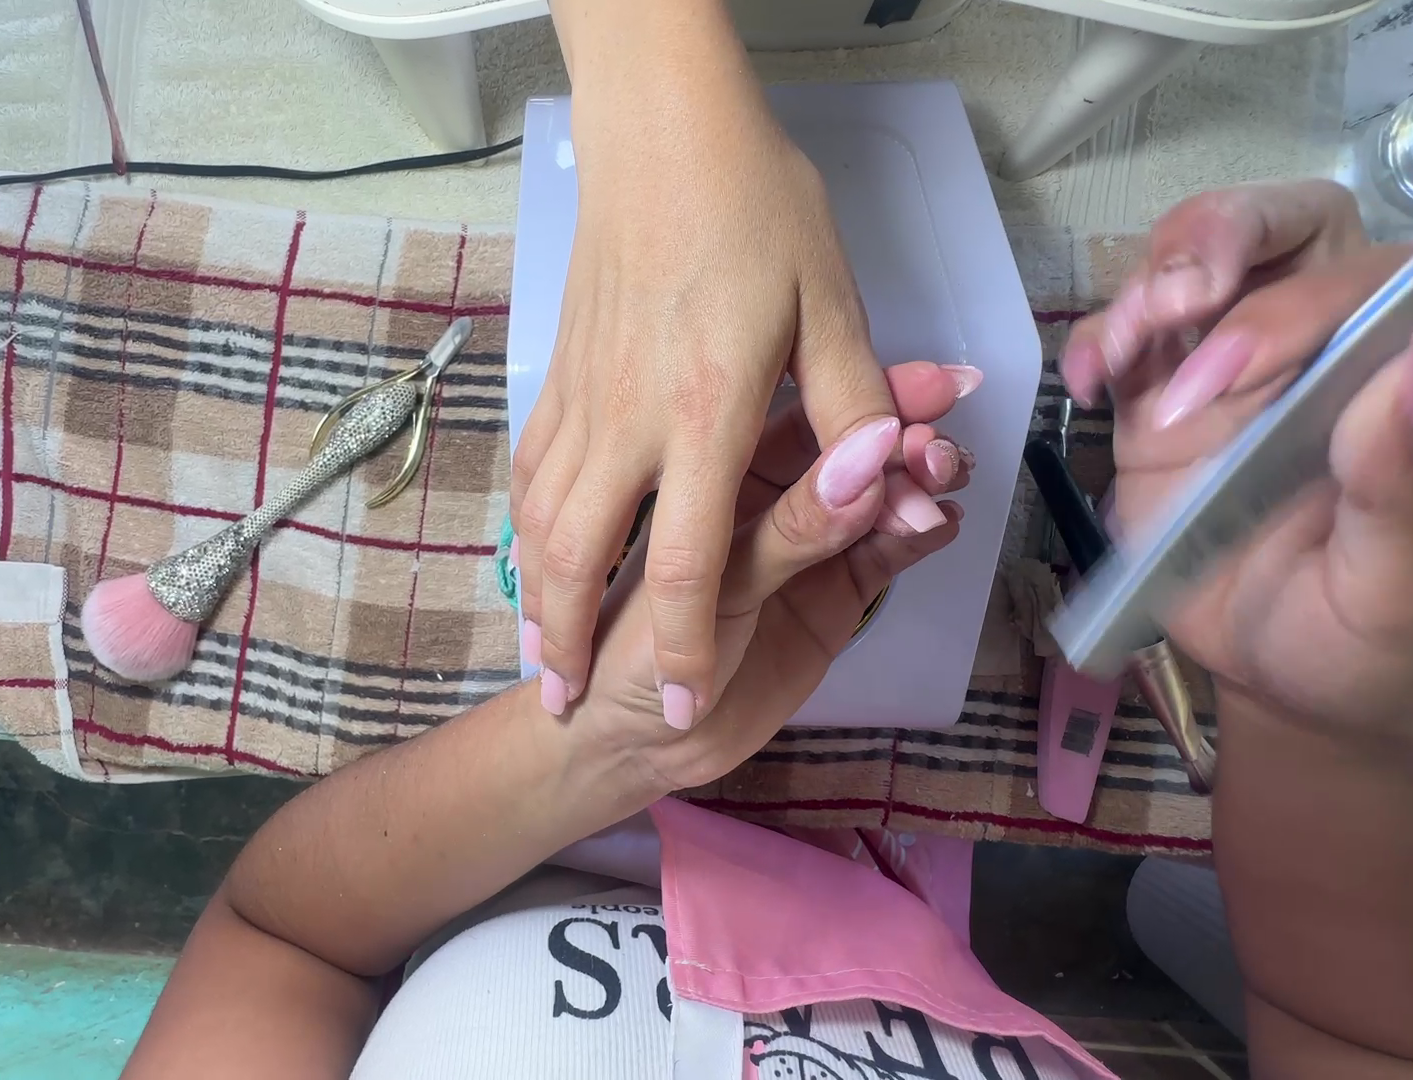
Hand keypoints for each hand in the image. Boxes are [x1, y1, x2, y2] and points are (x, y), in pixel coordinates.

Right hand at [511, 62, 962, 731]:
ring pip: (538, 519)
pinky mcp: (556, 378)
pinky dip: (524, 528)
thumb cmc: (753, 212)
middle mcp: (627, 422)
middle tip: (563, 701)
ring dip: (532, 595)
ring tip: (536, 653)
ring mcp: (581, 401)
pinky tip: (529, 554)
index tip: (677, 707)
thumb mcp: (830, 304)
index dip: (681, 646)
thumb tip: (887, 474)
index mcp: (704, 413)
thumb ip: (852, 403)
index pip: (685, 561)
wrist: (660, 137)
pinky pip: (528, 471)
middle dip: (565, 641)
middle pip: (577, 556)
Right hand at [1064, 183, 1412, 730]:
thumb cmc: (1364, 640)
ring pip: (1192, 271)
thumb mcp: (1410, 587)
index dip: (1298, 303)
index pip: (1378, 282)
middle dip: (1222, 239)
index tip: (1228, 374)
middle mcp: (1330, 356)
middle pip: (1289, 233)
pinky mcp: (1158, 405)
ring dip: (1145, 294)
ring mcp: (1234, 376)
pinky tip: (1085, 387)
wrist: (1276, 673)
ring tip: (1116, 361)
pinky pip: (1121, 344)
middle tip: (1178, 297)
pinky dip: (1094, 345)